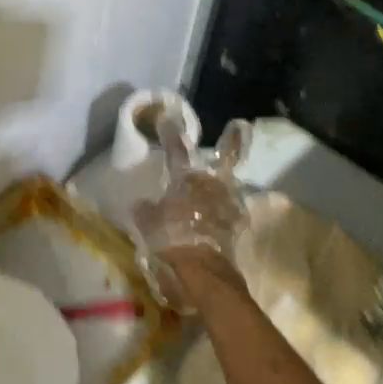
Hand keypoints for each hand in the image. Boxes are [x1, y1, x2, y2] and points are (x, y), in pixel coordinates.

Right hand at [131, 115, 251, 309]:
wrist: (203, 267)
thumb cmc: (171, 238)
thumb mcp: (148, 223)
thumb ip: (146, 210)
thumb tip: (142, 204)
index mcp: (186, 179)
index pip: (176, 150)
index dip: (171, 132)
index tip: (168, 116)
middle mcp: (211, 185)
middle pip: (226, 156)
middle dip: (233, 140)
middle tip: (240, 126)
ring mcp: (228, 202)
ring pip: (232, 182)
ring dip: (228, 180)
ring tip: (226, 180)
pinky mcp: (237, 222)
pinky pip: (232, 209)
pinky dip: (227, 209)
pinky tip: (223, 212)